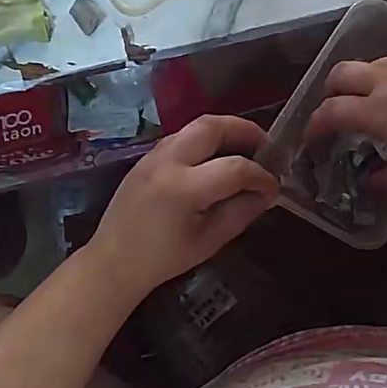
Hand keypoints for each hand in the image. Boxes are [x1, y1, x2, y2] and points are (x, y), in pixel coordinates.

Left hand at [82, 115, 278, 293]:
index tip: (273, 187)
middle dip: (244, 130)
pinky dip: (203, 140)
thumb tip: (266, 194)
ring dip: (223, 131)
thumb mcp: (208, 241)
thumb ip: (240, 212)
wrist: (113, 262)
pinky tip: (215, 157)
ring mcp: (152, 156)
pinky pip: (180, 137)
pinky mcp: (145, 159)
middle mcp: (167, 162)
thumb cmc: (162, 259)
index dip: (260, 176)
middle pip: (212, 126)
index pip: (235, 168)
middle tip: (265, 145)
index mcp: (183, 188)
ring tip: (243, 148)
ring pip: (194, 126)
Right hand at [304, 50, 386, 190]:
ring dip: (365, 80)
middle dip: (331, 89)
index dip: (315, 123)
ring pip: (377, 62)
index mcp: (379, 110)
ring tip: (377, 100)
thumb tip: (371, 181)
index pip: (331, 110)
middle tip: (337, 108)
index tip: (313, 135)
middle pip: (342, 72)